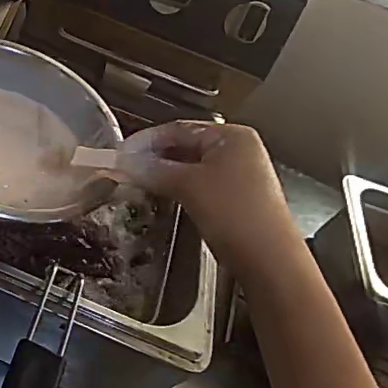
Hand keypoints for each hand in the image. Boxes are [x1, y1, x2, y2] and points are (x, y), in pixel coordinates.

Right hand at [114, 121, 297, 272]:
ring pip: (189, 167)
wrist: (268, 259)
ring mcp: (237, 174)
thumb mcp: (188, 185)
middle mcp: (237, 149)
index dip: (146, 140)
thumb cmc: (233, 213)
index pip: (178, 128)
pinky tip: (160, 196)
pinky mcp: (234, 198)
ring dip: (163, 173)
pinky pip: (198, 184)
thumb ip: (153, 169)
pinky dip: (177, 187)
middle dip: (153, 157)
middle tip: (123, 170)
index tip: (119, 155)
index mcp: (231, 135)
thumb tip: (123, 162)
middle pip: (184, 145)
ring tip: (136, 182)